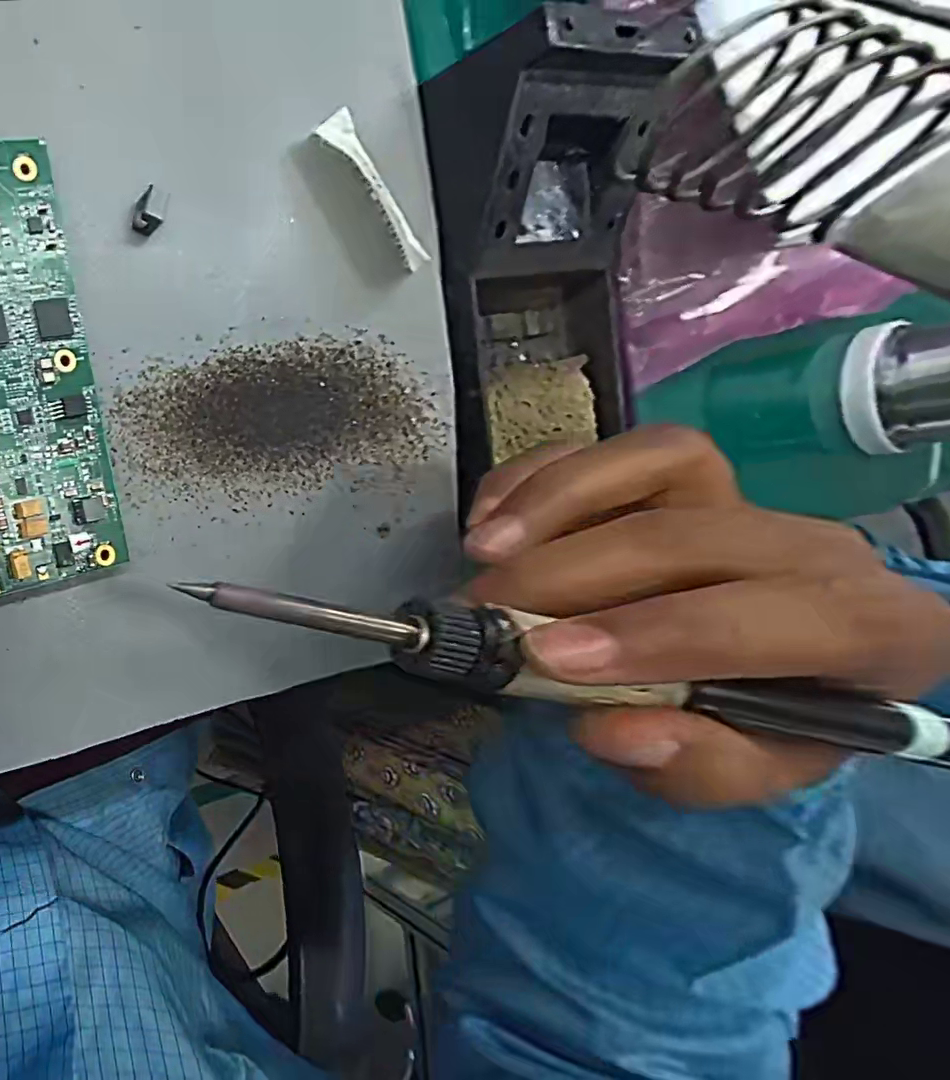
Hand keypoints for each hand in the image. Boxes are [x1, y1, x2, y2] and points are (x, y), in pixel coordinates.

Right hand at [461, 425, 949, 806]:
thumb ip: (691, 765)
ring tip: (480, 553)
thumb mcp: (724, 773)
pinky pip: (595, 449)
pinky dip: (528, 478)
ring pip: (657, 459)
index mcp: (867, 632)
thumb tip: (614, 732)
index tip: (546, 655)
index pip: (784, 617)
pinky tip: (485, 524)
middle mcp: (805, 548)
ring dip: (551, 502)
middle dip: (568, 575)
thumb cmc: (718, 722)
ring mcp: (725, 498)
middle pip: (688, 536)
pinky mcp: (650, 477)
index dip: (659, 633)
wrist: (696, 668)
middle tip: (486, 613)